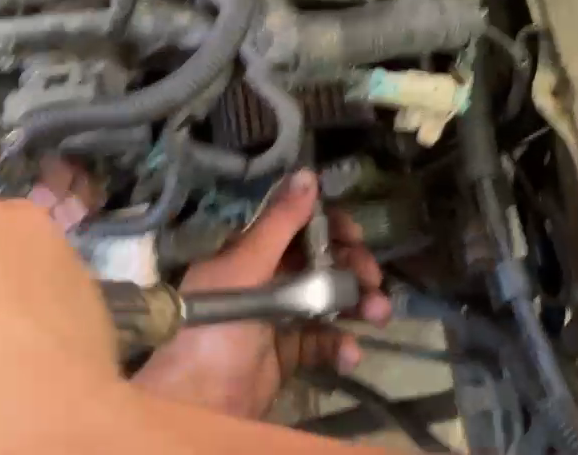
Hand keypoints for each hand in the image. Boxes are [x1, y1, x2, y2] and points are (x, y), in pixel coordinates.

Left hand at [133, 169, 390, 419]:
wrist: (197, 405)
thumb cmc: (215, 326)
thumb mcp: (245, 268)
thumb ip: (280, 223)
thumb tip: (308, 173)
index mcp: (249, 253)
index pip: (298, 226)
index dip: (330, 227)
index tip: (355, 235)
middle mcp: (266, 279)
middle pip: (319, 261)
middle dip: (351, 266)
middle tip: (373, 279)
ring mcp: (279, 317)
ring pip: (327, 299)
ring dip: (357, 303)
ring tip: (380, 314)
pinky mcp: (288, 354)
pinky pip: (322, 341)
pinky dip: (341, 345)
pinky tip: (351, 353)